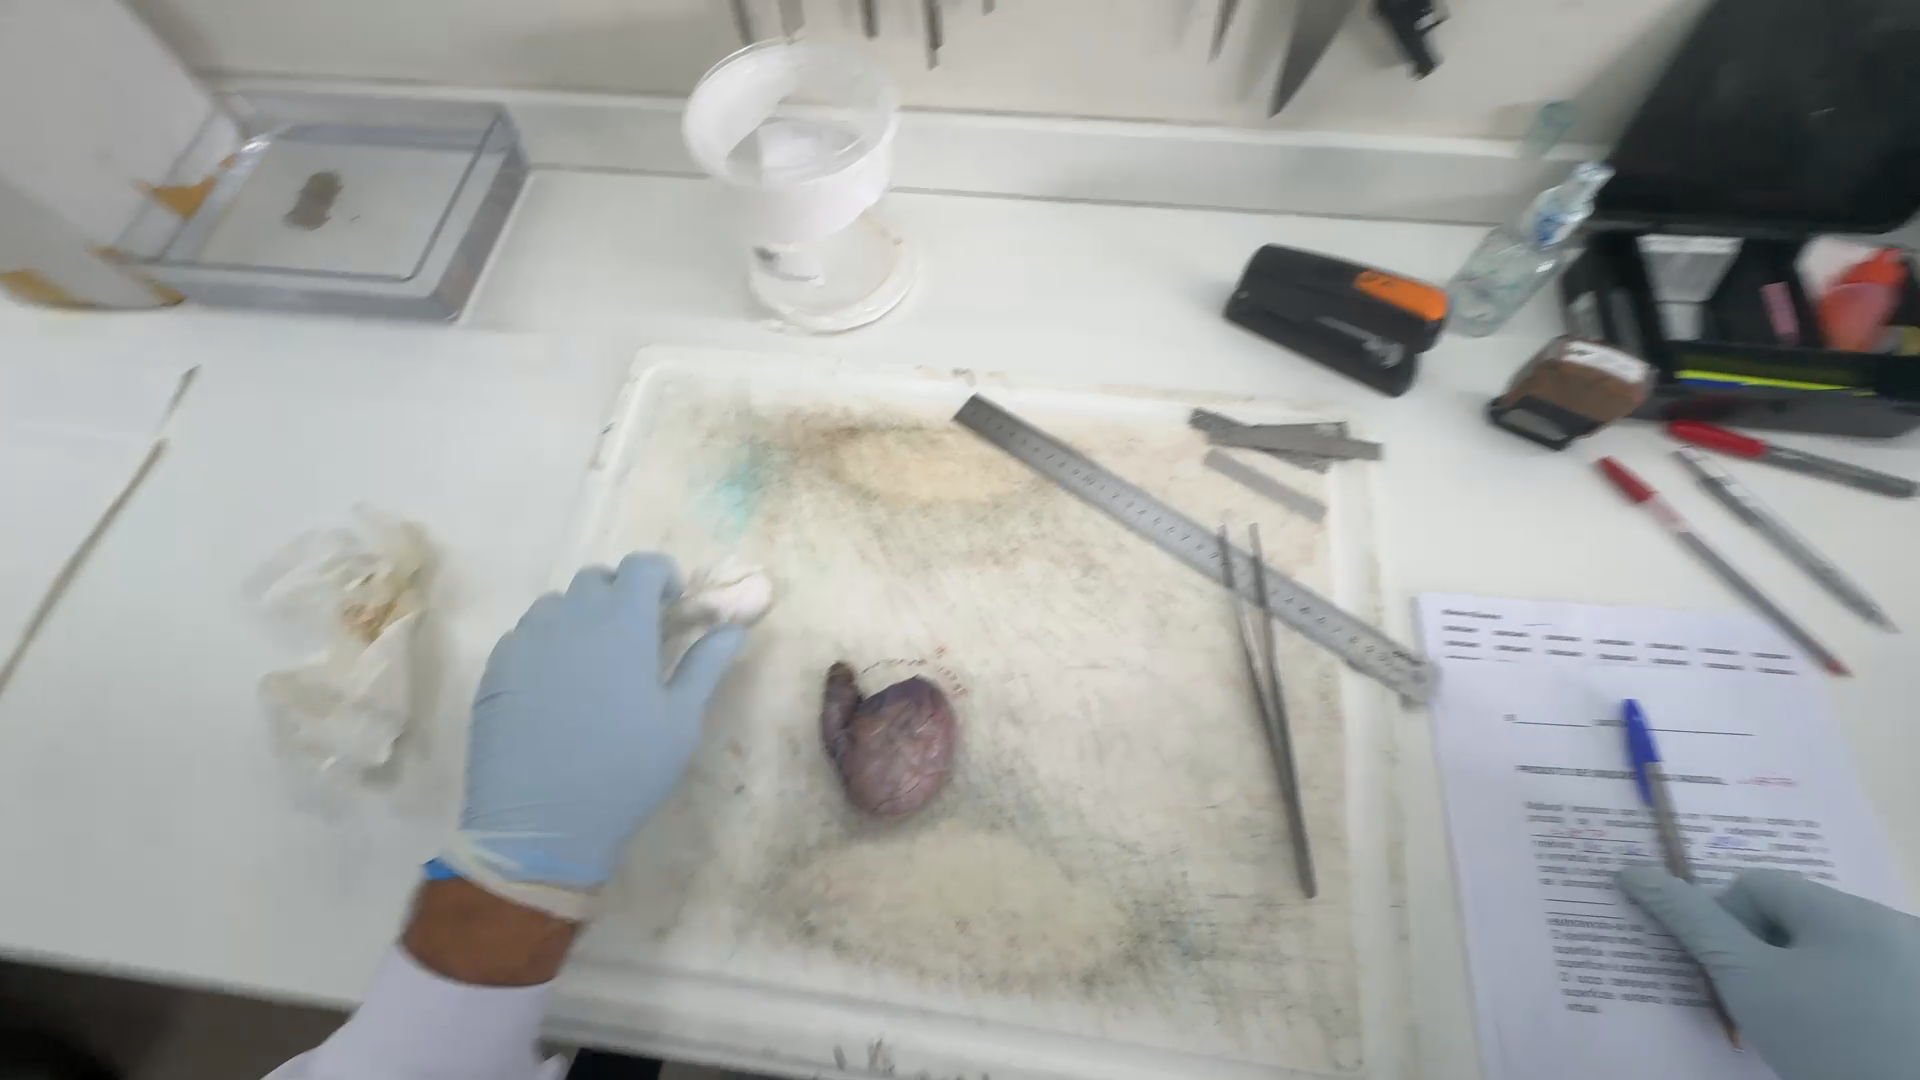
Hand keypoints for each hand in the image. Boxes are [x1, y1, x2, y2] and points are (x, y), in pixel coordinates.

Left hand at [444, 553, 743, 906]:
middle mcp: (571, 619)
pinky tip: (559, 685)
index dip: (662, 574)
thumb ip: (707, 663)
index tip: (673, 603)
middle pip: (597, 578)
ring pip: (558, 604)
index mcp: (623, 624)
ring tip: (596, 658)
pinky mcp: (496, 670)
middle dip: (623, 593)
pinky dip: (550, 641)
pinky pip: (526, 634)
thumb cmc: (627, 767)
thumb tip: (734, 627)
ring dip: (583, 615)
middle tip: (638, 633)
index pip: (642, 566)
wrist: (542, 826)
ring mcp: (526, 642)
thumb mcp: (682, 718)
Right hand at [1618, 867, 1919, 1079]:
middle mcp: (1897, 928)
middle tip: (1765, 1000)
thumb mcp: (1742, 975)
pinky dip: (1846, 1003)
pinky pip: (1870, 983)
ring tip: (1806, 1026)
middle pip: (1794, 919)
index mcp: (1852, 910)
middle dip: (1765, 954)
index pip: (1755, 885)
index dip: (1726, 921)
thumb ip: (1686, 917)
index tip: (1735, 970)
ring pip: (1830, 954)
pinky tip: (1848, 1041)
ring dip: (1802, 979)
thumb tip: (1632, 871)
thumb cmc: (1829, 1038)